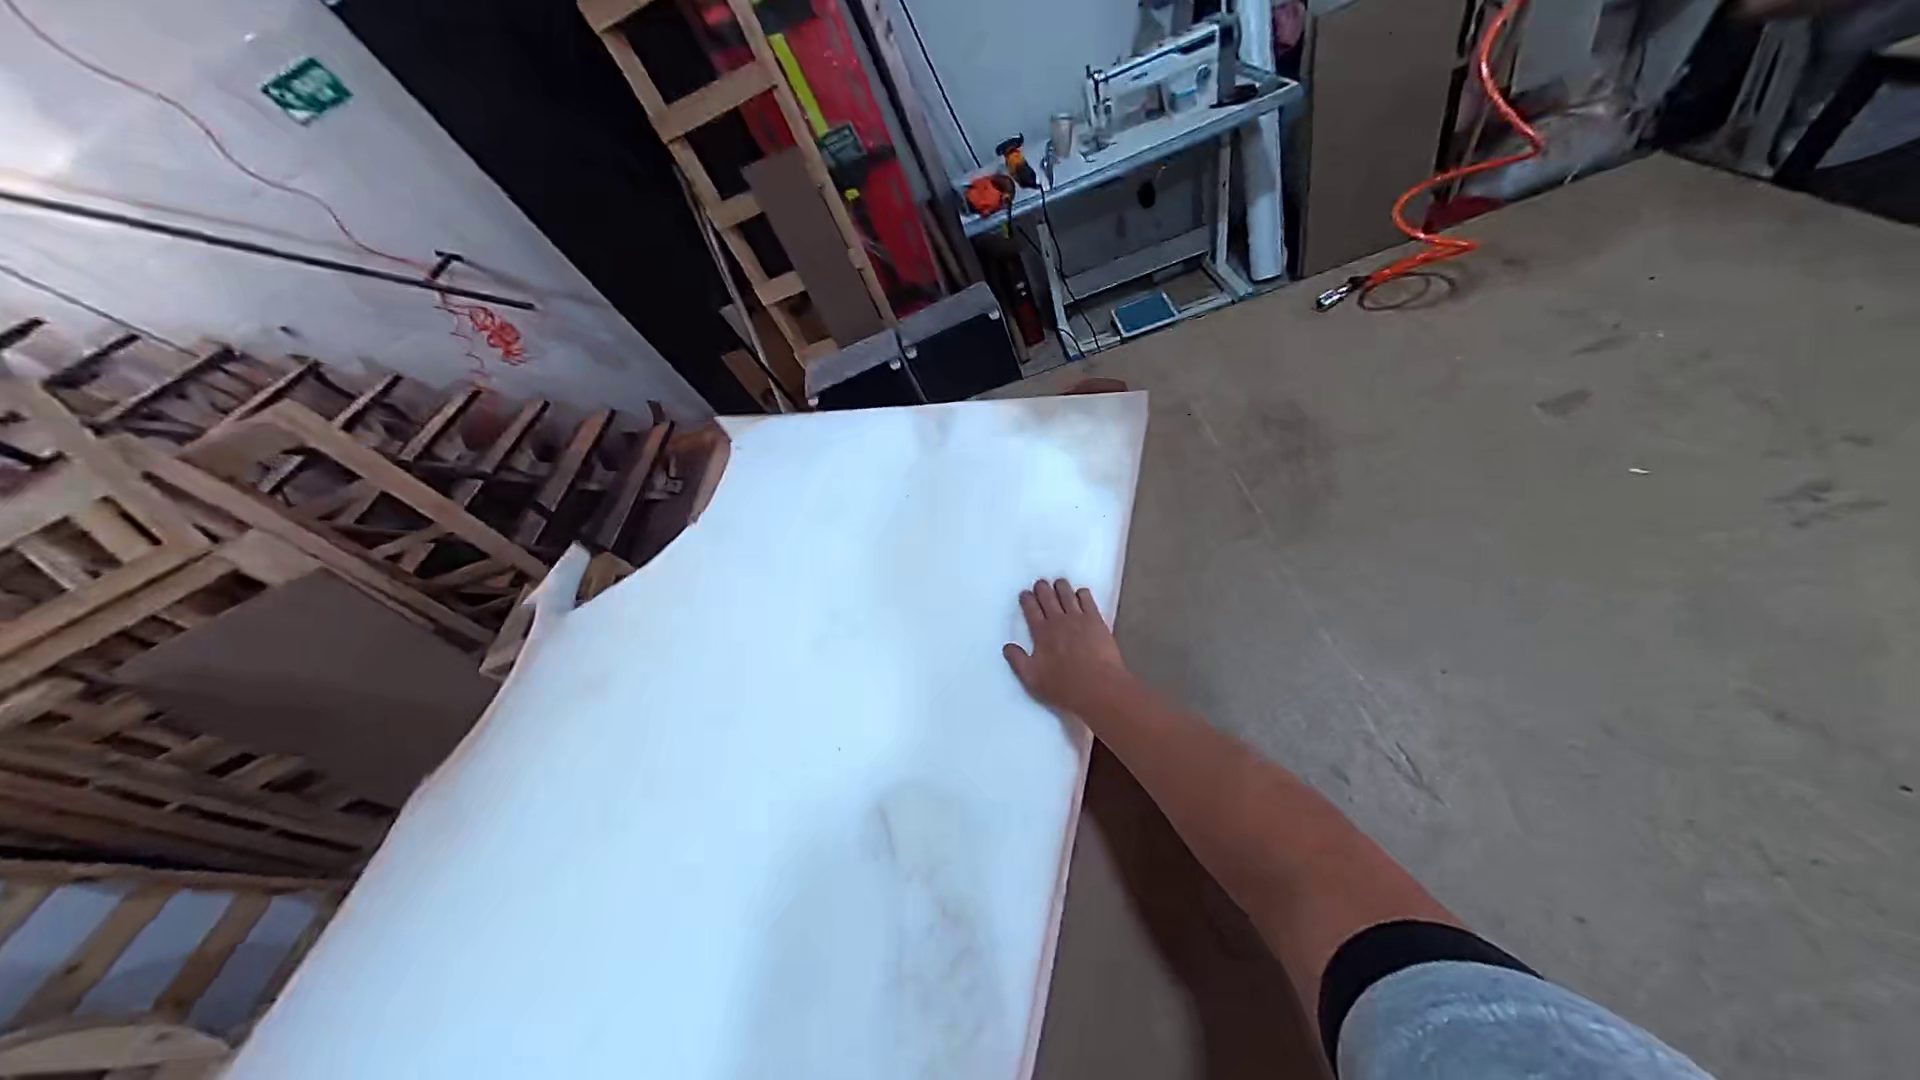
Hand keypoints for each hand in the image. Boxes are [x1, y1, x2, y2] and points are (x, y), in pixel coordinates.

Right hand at [1004, 578, 1133, 715]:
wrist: (1098, 687)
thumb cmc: (1064, 686)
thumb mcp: (1032, 679)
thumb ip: (1017, 661)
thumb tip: (1008, 647)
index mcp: (1041, 633)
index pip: (1031, 609)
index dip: (1026, 599)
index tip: (1025, 594)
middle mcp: (1058, 620)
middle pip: (1047, 596)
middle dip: (1042, 588)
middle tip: (1040, 584)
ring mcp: (1079, 618)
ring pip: (1067, 594)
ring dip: (1061, 586)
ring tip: (1059, 583)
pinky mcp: (1096, 621)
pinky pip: (1087, 599)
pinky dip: (1082, 593)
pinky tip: (1080, 594)